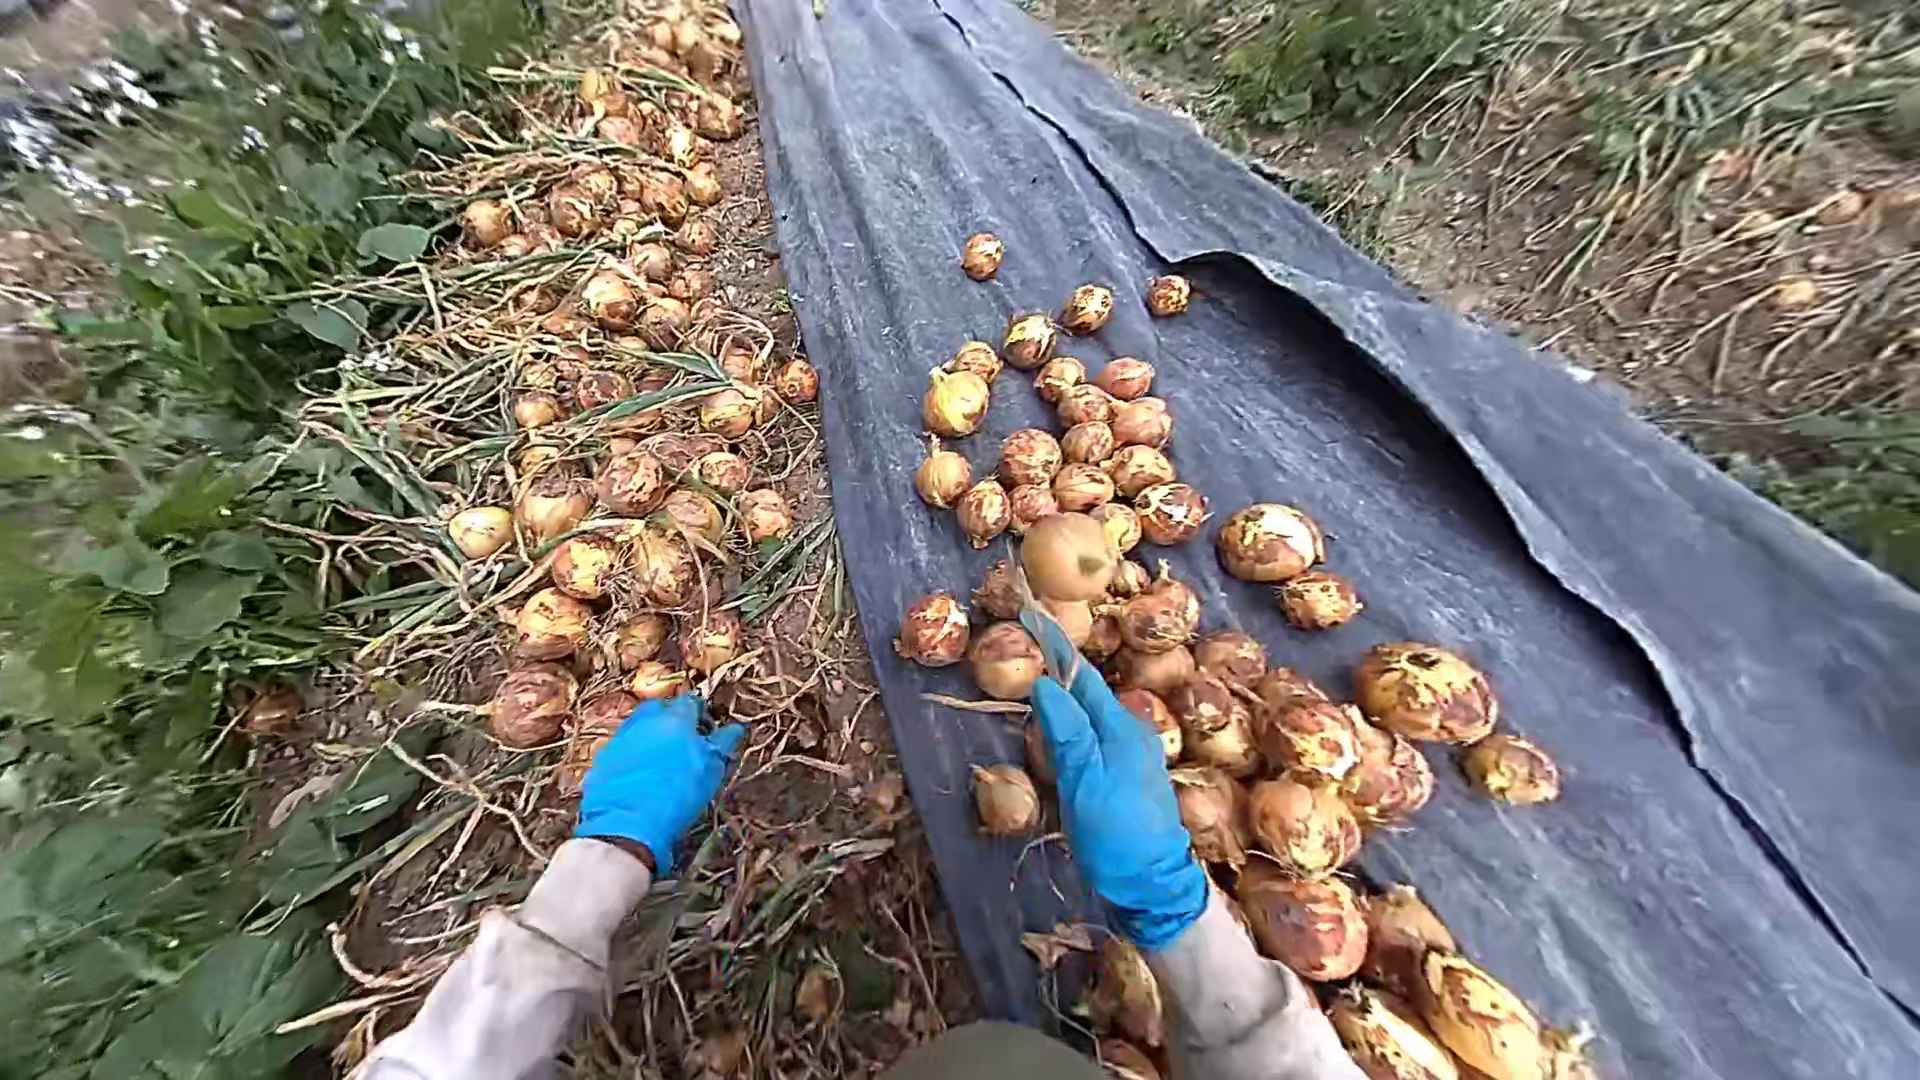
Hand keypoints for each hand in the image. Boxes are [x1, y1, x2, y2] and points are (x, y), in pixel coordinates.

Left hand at [577, 694, 744, 874]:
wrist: (627, 829)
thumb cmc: (677, 795)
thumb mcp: (711, 769)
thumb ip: (723, 743)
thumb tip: (733, 728)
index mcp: (676, 719)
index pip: (690, 702)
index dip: (700, 712)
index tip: (705, 727)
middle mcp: (645, 722)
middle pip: (659, 708)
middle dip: (670, 718)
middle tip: (682, 739)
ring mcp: (620, 740)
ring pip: (638, 727)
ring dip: (650, 735)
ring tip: (661, 760)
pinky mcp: (601, 761)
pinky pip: (621, 749)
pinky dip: (631, 755)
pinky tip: (640, 775)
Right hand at [1030, 622, 1207, 949]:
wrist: (1155, 889)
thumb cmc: (1118, 834)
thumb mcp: (1086, 780)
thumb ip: (1067, 730)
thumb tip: (1043, 681)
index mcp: (1119, 726)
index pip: (1080, 674)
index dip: (1055, 644)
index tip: (1031, 615)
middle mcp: (1126, 730)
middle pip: (1084, 688)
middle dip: (1056, 662)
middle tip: (1025, 641)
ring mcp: (1127, 752)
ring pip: (1086, 711)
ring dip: (1060, 690)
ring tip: (1033, 672)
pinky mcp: (1122, 772)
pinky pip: (1089, 733)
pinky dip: (1067, 720)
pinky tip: (1053, 723)